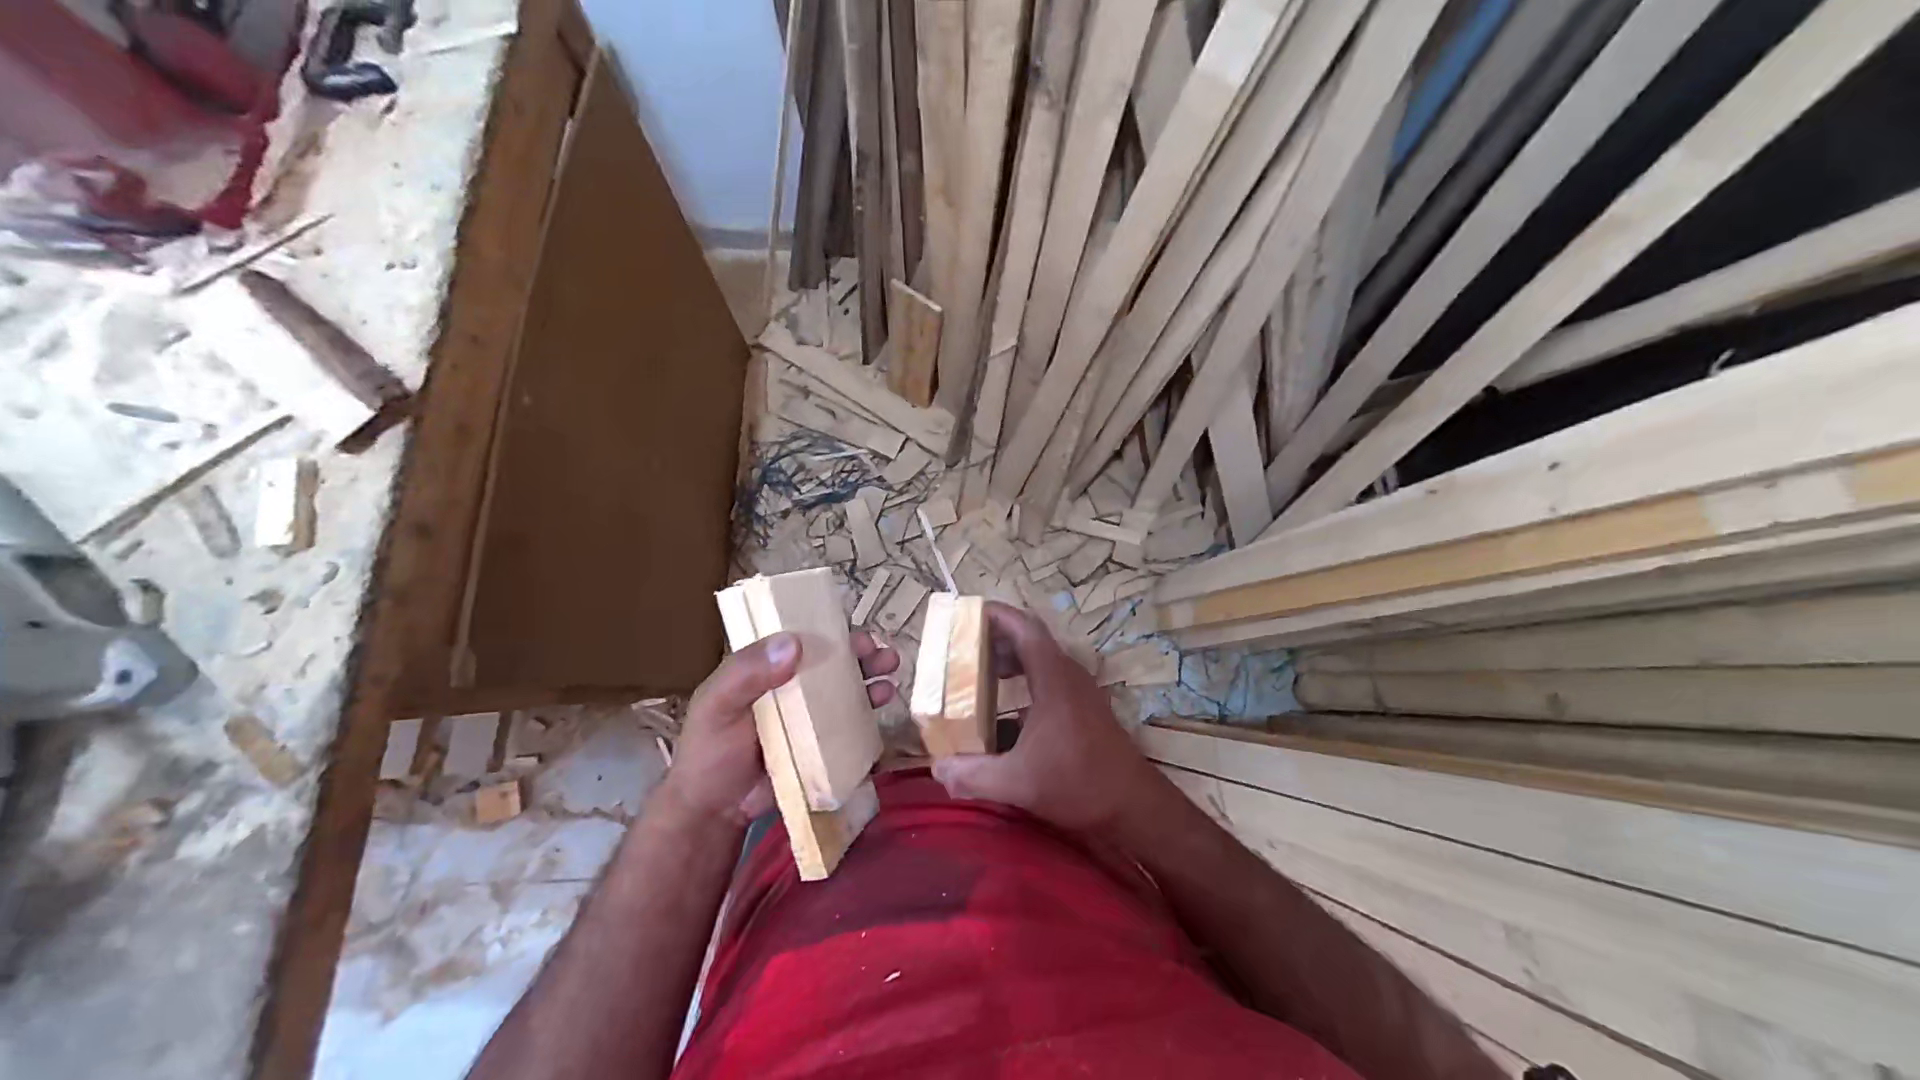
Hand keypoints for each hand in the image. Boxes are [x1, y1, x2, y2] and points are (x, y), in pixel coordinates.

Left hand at [663, 629, 899, 826]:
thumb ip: (747, 673)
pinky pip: (850, 724)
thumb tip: (794, 643)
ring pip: (846, 690)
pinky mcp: (821, 745)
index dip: (829, 630)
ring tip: (889, 680)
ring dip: (871, 680)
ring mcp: (809, 716)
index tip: (853, 633)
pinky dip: (870, 714)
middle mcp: (791, 685)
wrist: (715, 812)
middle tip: (883, 656)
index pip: (801, 637)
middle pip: (832, 662)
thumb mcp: (717, 705)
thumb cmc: (709, 752)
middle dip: (862, 655)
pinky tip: (883, 709)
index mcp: (764, 667)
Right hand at [930, 602, 1170, 837]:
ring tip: (977, 672)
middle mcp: (1068, 675)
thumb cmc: (1078, 783)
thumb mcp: (1018, 783)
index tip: (966, 612)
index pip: (1023, 627)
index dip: (995, 614)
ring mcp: (1079, 690)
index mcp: (1053, 677)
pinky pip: (1048, 679)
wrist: (1133, 805)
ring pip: (1040, 659)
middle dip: (995, 638)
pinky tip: (1004, 710)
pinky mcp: (1084, 707)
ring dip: (1010, 659)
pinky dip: (1024, 681)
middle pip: (1029, 639)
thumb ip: (973, 775)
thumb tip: (938, 769)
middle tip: (961, 647)